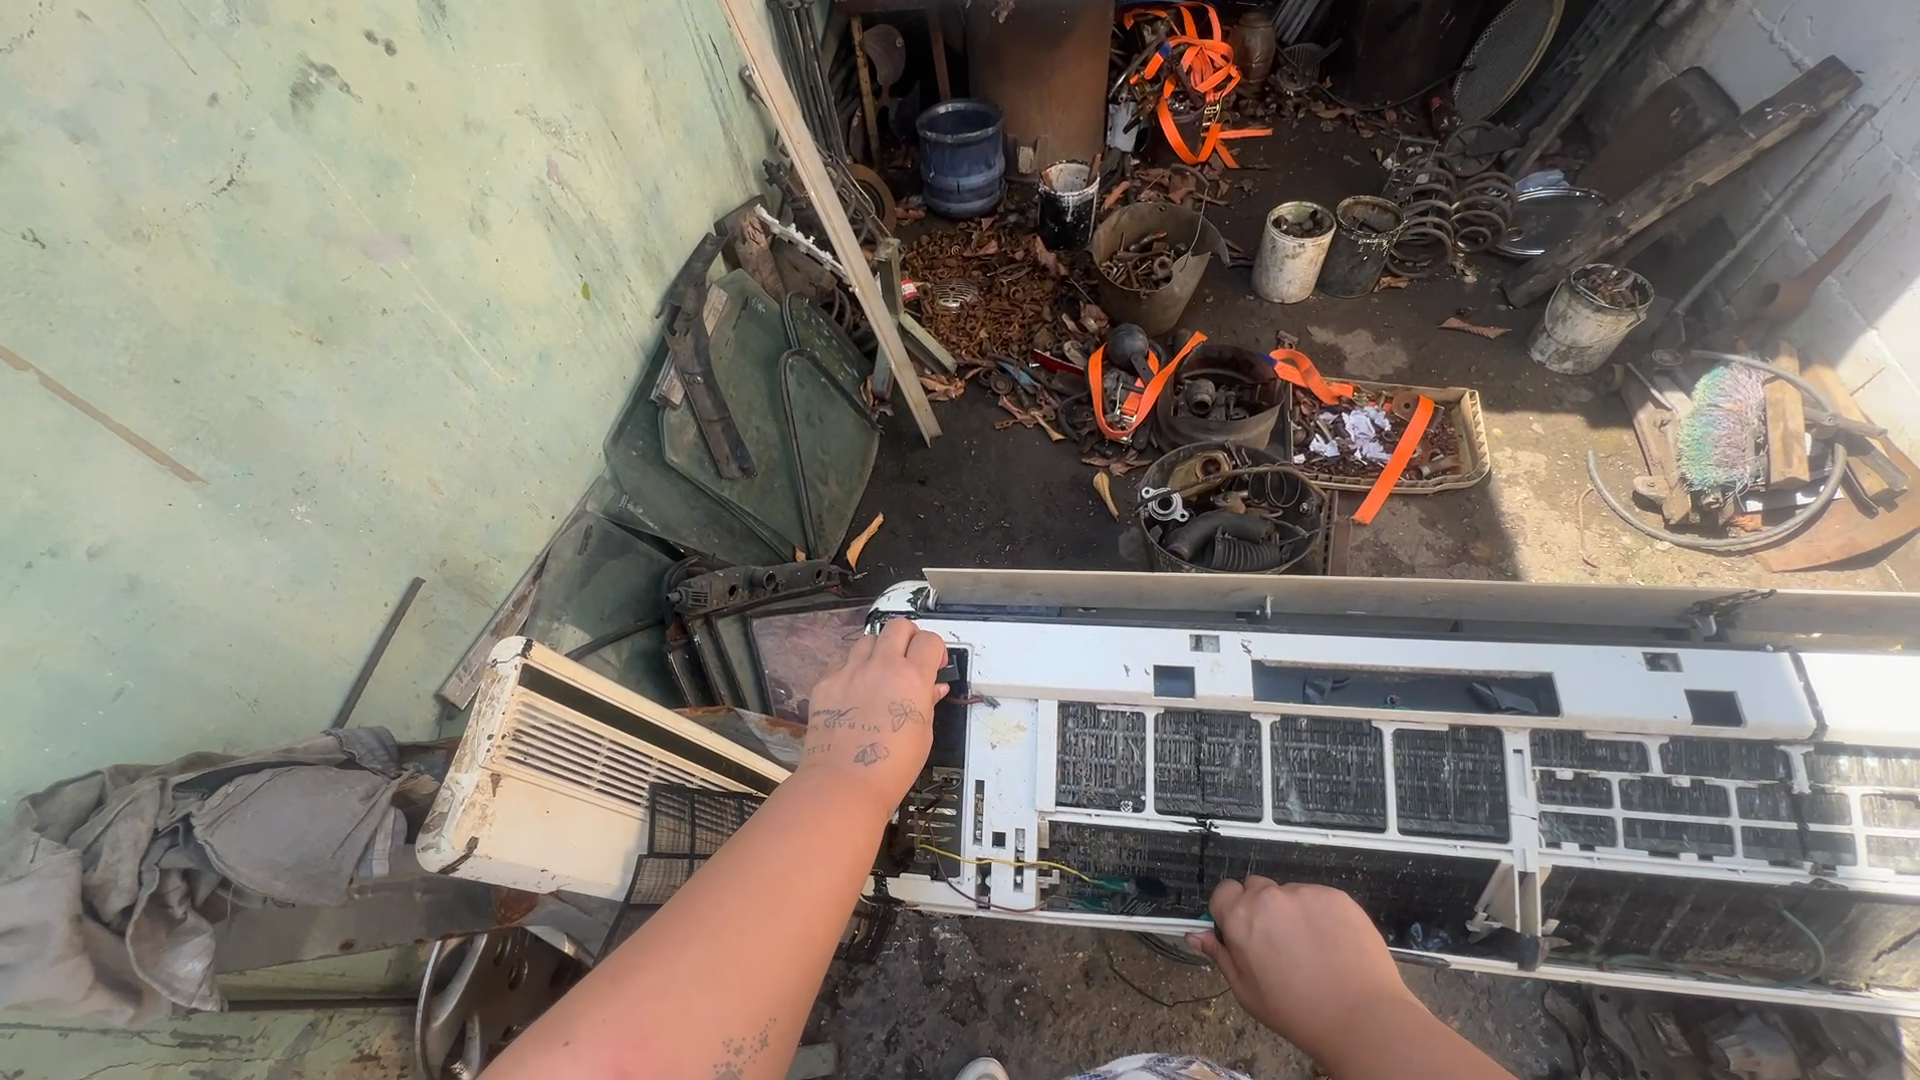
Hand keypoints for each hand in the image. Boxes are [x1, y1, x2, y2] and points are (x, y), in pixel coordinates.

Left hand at [793, 617, 947, 819]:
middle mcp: (882, 667)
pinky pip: (841, 662)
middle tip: (908, 656)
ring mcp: (851, 672)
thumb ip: (928, 703)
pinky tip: (854, 689)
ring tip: (879, 673)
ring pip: (867, 639)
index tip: (934, 662)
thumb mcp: (923, 735)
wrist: (844, 783)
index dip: (935, 648)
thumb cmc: (891, 767)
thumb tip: (934, 688)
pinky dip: (851, 669)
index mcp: (912, 678)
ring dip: (878, 650)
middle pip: (898, 626)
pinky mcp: (826, 682)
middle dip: (908, 636)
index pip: (929, 640)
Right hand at [1187, 878, 1416, 1058]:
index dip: (1231, 911)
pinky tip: (1332, 944)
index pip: (1223, 892)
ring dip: (1292, 911)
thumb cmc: (1297, 1012)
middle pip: (1255, 888)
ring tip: (1312, 948)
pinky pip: (1319, 898)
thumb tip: (1195, 934)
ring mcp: (1304, 893)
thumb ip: (1220, 955)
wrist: (1363, 1019)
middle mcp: (1268, 896)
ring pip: (1289, 893)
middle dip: (1261, 908)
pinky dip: (1321, 914)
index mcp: (1240, 917)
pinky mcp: (1335, 896)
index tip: (1244, 932)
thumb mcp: (1246, 991)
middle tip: (1279, 942)